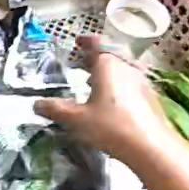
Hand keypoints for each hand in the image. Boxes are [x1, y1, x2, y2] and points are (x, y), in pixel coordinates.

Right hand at [35, 35, 185, 167]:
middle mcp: (127, 69)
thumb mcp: (76, 119)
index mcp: (108, 66)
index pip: (98, 44)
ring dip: (108, 70)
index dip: (86, 41)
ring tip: (92, 80)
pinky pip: (130, 82)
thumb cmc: (111, 126)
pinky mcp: (150, 98)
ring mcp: (141, 82)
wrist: (151, 148)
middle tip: (81, 62)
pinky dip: (118, 83)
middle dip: (96, 57)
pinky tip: (109, 99)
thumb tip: (36, 104)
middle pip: (112, 55)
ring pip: (123, 68)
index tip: (77, 42)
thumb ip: (55, 109)